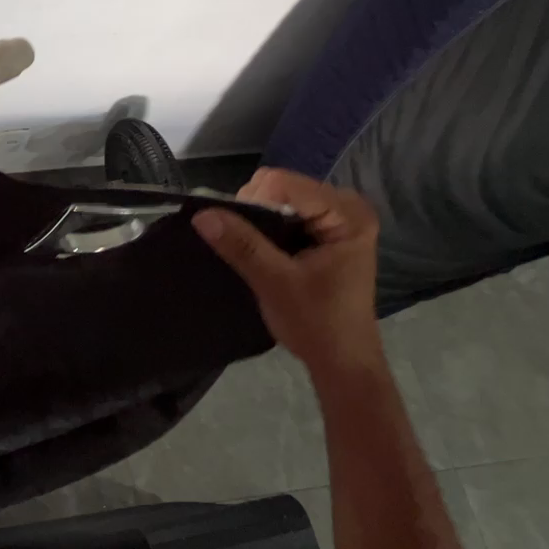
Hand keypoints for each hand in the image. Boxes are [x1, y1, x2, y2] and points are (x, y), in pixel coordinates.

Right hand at [193, 170, 382, 374]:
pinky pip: (285, 209)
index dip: (252, 203)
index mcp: (348, 214)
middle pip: (281, 186)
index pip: (283, 184)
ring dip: (259, 219)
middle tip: (250, 249)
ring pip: (279, 196)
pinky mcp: (326, 228)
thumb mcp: (275, 283)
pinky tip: (264, 249)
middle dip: (255, 210)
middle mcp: (347, 206)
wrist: (343, 364)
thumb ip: (242, 245)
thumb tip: (201, 214)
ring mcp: (338, 216)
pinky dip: (267, 225)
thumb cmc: (318, 325)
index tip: (242, 238)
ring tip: (255, 251)